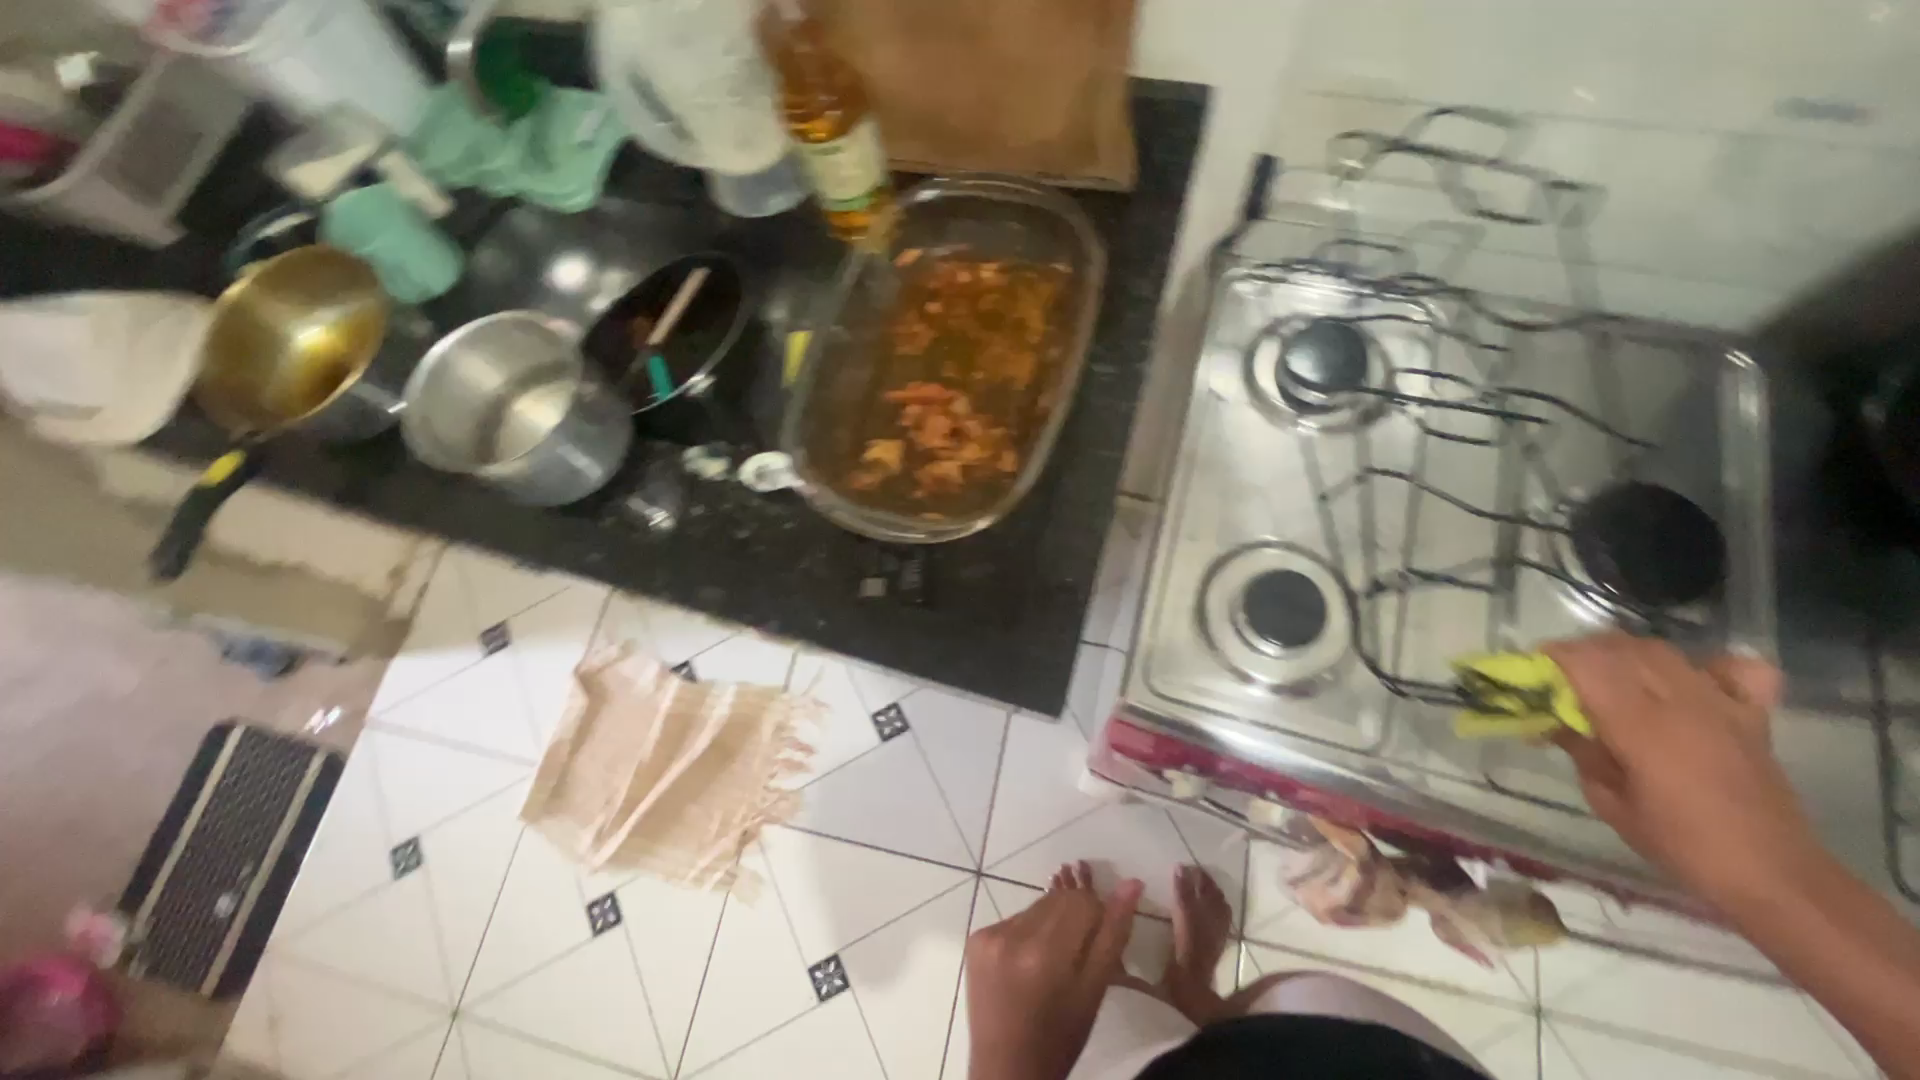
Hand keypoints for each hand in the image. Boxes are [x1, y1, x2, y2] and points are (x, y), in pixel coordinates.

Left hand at [965, 865, 1142, 1079]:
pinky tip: (1026, 965)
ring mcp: (989, 935)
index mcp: (1045, 952)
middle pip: (1057, 900)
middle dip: (1073, 919)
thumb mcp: (1094, 991)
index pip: (1081, 901)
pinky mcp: (975, 939)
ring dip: (1050, 925)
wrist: (1006, 1068)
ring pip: (1036, 907)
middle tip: (1075, 956)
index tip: (1098, 943)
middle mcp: (1012, 935)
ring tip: (1049, 964)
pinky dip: (1026, 934)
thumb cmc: (1060, 1036)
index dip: (1097, 916)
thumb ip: (1113, 934)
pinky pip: (1013, 920)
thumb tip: (1132, 883)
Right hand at [1543, 633, 1826, 909]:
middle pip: (1621, 649)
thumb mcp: (1609, 803)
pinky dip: (1706, 665)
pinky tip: (1688, 681)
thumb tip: (1556, 723)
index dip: (1554, 657)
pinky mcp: (1753, 716)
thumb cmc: (1680, 844)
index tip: (1533, 669)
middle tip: (1561, 676)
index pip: (1587, 664)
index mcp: (1640, 725)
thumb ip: (1582, 753)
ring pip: (1663, 652)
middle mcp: (1680, 703)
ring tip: (1609, 675)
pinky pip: (1733, 669)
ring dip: (1627, 653)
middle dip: (1583, 652)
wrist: (1770, 872)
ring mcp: (1722, 705)